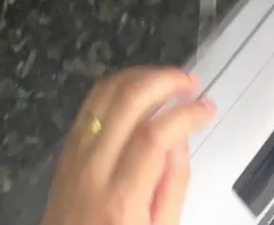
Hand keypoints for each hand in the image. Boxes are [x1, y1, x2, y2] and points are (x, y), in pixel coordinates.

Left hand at [42, 66, 216, 224]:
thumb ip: (173, 186)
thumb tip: (181, 137)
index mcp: (120, 199)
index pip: (154, 135)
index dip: (185, 113)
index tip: (206, 107)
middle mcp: (93, 168)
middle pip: (128, 99)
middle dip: (165, 80)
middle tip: (191, 83)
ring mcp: (75, 153)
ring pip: (107, 89)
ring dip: (143, 74)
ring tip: (170, 80)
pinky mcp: (67, 147)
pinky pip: (92, 100)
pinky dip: (120, 84)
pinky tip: (140, 88)